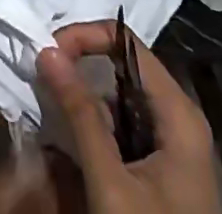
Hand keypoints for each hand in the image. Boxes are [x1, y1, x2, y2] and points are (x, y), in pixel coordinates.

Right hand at [35, 21, 220, 213]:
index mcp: (179, 113)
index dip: (86, 38)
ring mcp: (170, 143)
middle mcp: (178, 117)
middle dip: (81, 65)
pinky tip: (67, 136)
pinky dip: (93, 124)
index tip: (47, 53)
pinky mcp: (158, 166)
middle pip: (125, 66)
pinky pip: (123, 126)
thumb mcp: (111, 183)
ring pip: (121, 97)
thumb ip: (80, 116)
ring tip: (48, 102)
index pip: (128, 44)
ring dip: (83, 96)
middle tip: (42, 76)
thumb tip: (48, 52)